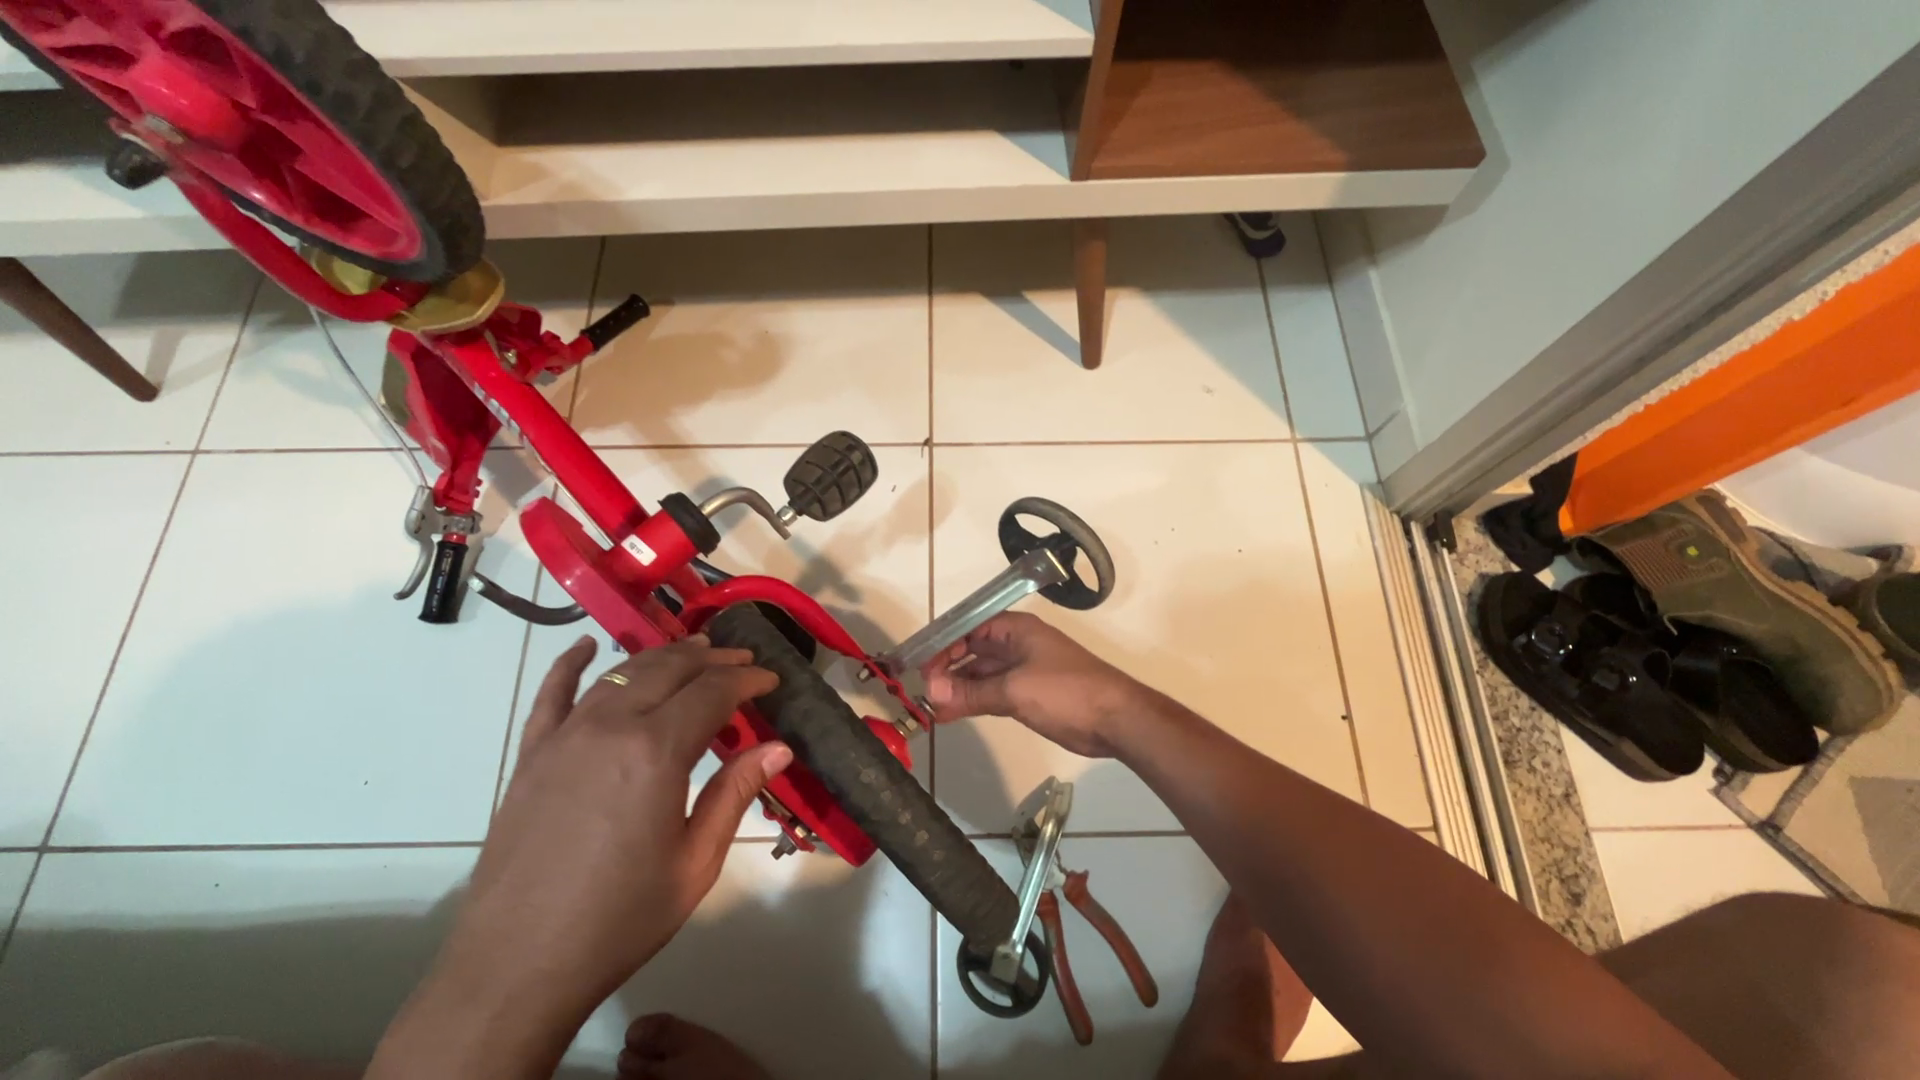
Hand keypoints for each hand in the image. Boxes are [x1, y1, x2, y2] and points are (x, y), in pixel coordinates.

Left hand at [372, 636, 789, 1079]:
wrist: (518, 963)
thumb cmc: (621, 919)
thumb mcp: (694, 863)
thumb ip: (734, 795)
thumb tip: (779, 748)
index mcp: (657, 752)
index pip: (713, 692)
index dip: (747, 680)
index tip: (772, 678)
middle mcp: (610, 727)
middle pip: (668, 670)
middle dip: (711, 659)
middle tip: (742, 661)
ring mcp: (564, 737)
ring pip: (620, 675)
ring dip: (661, 658)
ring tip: (693, 653)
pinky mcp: (532, 756)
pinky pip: (552, 695)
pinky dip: (569, 664)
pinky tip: (584, 646)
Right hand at [921, 612, 1143, 757]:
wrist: (1116, 719)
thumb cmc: (1066, 691)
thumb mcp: (1014, 690)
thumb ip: (971, 693)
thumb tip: (931, 695)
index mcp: (1017, 629)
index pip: (968, 626)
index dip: (942, 643)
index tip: (920, 665)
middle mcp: (1017, 644)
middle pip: (972, 649)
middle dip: (947, 667)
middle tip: (921, 690)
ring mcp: (1024, 670)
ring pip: (981, 673)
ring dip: (958, 687)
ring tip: (930, 706)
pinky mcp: (1029, 694)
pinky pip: (993, 692)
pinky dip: (973, 700)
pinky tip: (952, 714)